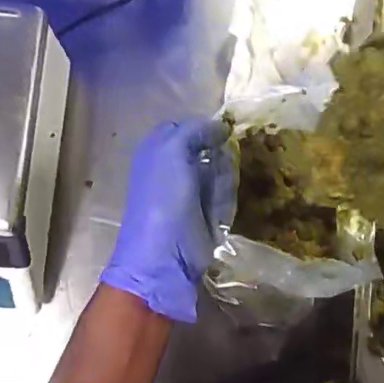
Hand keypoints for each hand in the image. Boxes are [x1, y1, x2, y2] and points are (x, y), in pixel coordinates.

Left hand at [100, 118, 232, 322]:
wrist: (164, 258)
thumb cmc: (163, 201)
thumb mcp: (172, 152)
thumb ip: (193, 131)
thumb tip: (219, 124)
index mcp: (157, 151)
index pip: (186, 128)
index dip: (205, 129)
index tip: (226, 132)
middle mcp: (172, 169)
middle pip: (208, 151)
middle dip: (220, 157)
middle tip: (223, 167)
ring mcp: (190, 194)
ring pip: (220, 174)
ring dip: (225, 183)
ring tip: (216, 197)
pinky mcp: (205, 216)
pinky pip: (224, 199)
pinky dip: (226, 204)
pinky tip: (219, 214)